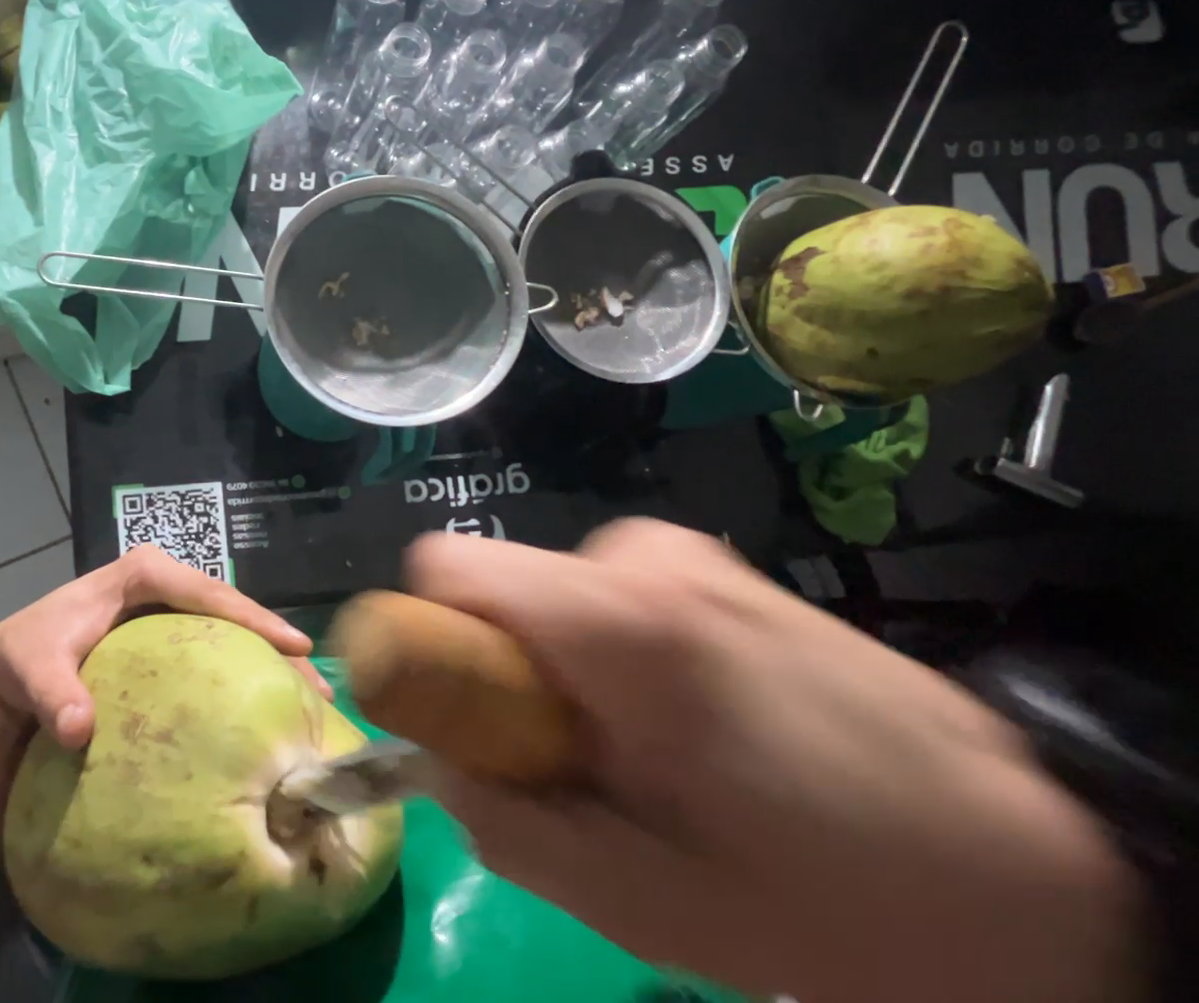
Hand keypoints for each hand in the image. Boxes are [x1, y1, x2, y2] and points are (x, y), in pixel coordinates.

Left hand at [0, 545, 327, 748]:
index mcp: (139, 577)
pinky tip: (272, 711)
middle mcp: (163, 590)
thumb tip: (78, 728)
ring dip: (271, 664)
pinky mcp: (171, 649)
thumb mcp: (28, 666)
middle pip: (231, 610)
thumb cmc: (22, 659)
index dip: (249, 615)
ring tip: (315, 702)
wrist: (7, 674)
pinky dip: (247, 678)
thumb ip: (50, 689)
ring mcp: (169, 619)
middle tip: (319, 685)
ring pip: (231, 634)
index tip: (291, 645)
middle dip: (276, 643)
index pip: (202, 590)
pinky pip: (217, 656)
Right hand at [407, 520, 1144, 1002]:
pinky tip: (697, 732)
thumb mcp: (632, 894)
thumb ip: (501, 819)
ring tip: (651, 761)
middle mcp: (651, 560)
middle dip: (510, 679)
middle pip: (503, 594)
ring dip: (569, 678)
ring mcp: (699, 561)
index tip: (471, 723)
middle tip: (582, 768)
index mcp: (619, 619)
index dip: (428, 645)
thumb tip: (431, 763)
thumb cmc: (823, 898)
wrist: (1030, 880)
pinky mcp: (730, 577)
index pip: (445, 569)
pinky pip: (616, 600)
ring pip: (558, 602)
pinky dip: (619, 660)